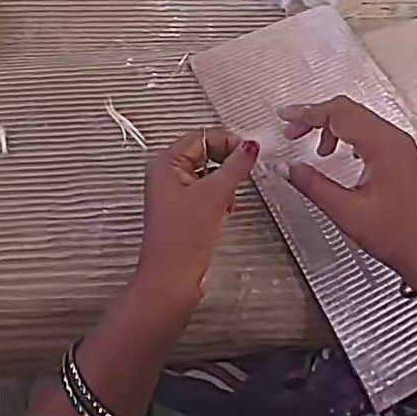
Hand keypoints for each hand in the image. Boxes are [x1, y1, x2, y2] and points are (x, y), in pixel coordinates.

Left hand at [136, 128, 258, 302]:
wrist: (171, 279)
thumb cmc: (184, 237)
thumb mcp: (214, 195)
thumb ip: (235, 166)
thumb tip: (251, 145)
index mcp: (165, 162)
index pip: (201, 136)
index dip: (227, 141)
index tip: (250, 152)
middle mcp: (166, 172)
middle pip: (204, 151)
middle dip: (226, 161)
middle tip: (246, 173)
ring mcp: (173, 191)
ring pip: (207, 171)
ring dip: (224, 180)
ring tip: (232, 197)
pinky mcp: (182, 208)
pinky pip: (205, 189)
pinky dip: (219, 195)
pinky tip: (227, 208)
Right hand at [277, 97, 416, 281]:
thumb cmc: (403, 236)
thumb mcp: (346, 211)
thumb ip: (311, 184)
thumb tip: (287, 167)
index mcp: (383, 146)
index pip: (337, 113)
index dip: (306, 113)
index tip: (286, 116)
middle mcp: (394, 140)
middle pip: (347, 110)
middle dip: (315, 116)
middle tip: (291, 129)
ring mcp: (399, 147)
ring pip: (357, 118)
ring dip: (329, 125)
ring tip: (309, 143)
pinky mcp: (400, 157)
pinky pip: (368, 131)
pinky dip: (345, 133)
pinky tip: (335, 151)